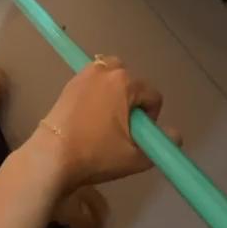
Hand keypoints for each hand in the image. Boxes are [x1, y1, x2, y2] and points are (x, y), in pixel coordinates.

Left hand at [29, 57, 177, 191]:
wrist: (51, 156)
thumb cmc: (96, 155)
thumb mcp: (137, 157)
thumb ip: (163, 144)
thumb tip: (175, 135)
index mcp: (126, 82)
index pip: (153, 95)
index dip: (151, 118)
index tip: (138, 136)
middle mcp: (105, 71)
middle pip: (131, 79)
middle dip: (132, 99)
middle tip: (123, 126)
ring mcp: (83, 75)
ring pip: (109, 77)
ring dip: (114, 93)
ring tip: (107, 120)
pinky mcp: (68, 84)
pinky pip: (91, 83)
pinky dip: (96, 94)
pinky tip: (89, 118)